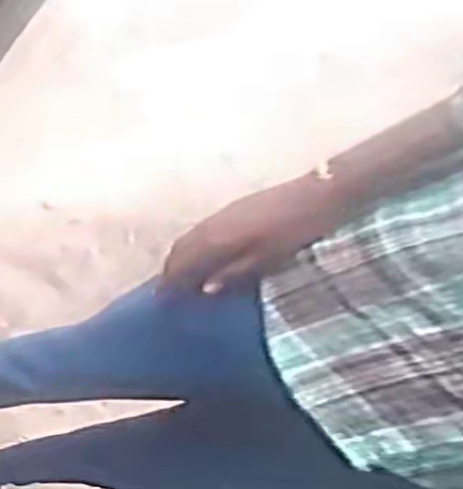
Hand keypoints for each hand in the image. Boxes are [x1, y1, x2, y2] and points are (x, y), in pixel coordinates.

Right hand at [161, 175, 348, 294]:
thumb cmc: (299, 227)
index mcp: (212, 244)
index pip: (179, 268)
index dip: (171, 285)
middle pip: (176, 255)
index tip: (165, 299)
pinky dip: (189, 246)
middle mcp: (205, 231)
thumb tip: (205, 289)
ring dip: (177, 259)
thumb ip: (234, 272)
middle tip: (169, 288)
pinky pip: (195, 233)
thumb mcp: (271, 255)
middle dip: (169, 272)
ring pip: (183, 242)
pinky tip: (200, 251)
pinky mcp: (227, 211)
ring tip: (180, 271)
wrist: (324, 188)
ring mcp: (215, 218)